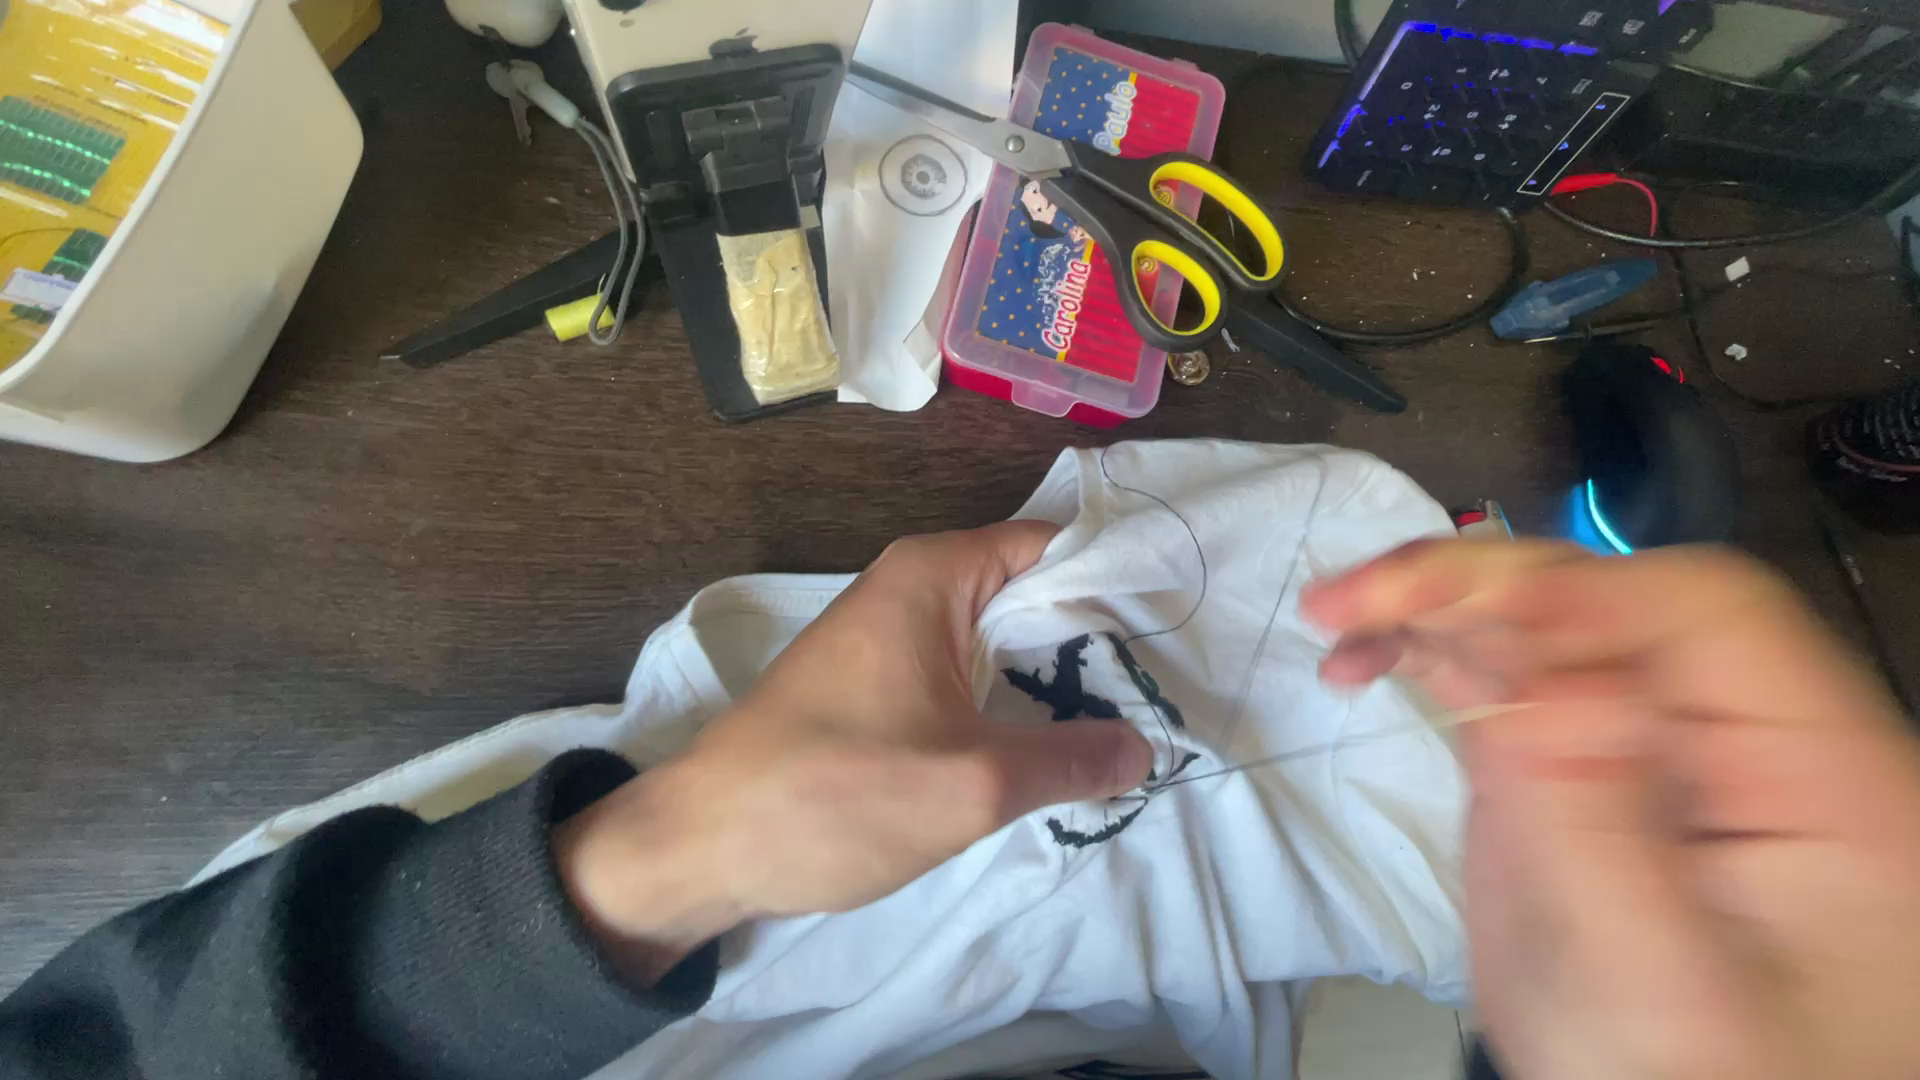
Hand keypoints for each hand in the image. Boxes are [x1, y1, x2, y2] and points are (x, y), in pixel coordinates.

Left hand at [554, 523, 1153, 984]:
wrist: (706, 842)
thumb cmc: (837, 791)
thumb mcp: (972, 783)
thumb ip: (1068, 759)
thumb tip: (1142, 750)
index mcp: (935, 574)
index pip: (1051, 549)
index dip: (1115, 586)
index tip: (1175, 633)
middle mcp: (916, 586)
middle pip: (1029, 594)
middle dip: (1093, 642)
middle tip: (1166, 691)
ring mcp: (895, 634)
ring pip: (1000, 640)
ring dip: (1053, 678)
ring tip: (1131, 720)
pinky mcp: (884, 680)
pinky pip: (967, 673)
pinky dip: (1011, 700)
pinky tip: (1054, 743)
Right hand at [1304, 540, 1919, 1079]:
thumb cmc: (1666, 1071)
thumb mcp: (1651, 976)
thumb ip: (1605, 826)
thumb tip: (1559, 686)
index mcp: (1804, 772)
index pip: (1701, 615)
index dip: (1571, 592)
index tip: (1447, 613)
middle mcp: (1710, 723)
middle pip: (1589, 596)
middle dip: (1463, 582)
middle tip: (1351, 599)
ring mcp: (1617, 725)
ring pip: (1518, 614)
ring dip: (1418, 603)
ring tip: (1333, 617)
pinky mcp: (1543, 742)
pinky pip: (1478, 663)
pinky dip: (1408, 646)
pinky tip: (1353, 662)